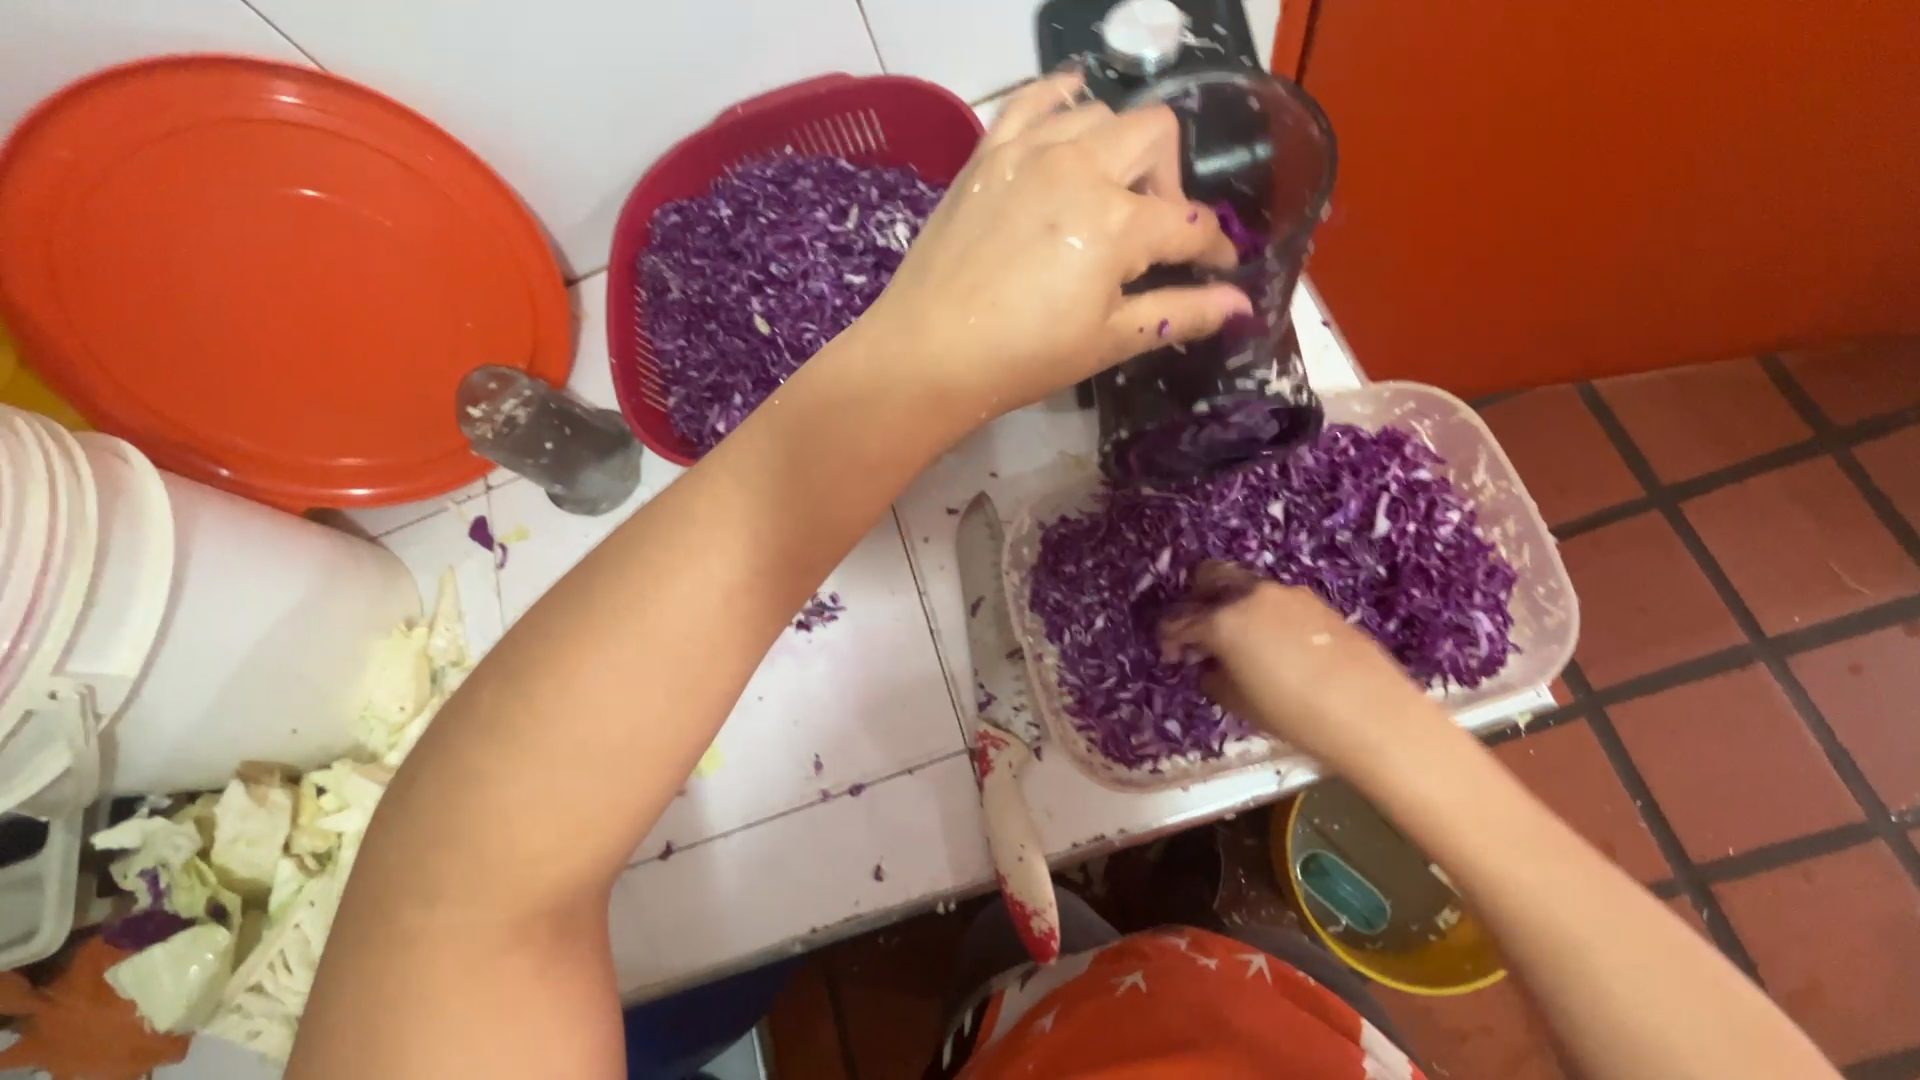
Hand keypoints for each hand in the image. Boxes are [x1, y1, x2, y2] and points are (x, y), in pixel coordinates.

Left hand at [859, 73, 1253, 419]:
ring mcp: (1030, 152)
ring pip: (1101, 113)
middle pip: (1157, 137)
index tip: (1215, 268)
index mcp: (1119, 222)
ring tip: (1107, 193)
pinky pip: (1033, 100)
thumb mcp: (1109, 341)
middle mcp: (1081, 168)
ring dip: (1121, 147)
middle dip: (1171, 181)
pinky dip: (1060, 99)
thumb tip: (1242, 305)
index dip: (1212, 249)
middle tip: (1152, 232)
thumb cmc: (1023, 357)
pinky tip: (1071, 111)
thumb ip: (1180, 314)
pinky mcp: (989, 153)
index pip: (1190, 223)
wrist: (928, 353)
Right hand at [1159, 562, 1441, 769]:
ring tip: (1239, 640)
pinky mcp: (1317, 603)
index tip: (1171, 654)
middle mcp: (1251, 596)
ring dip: (1233, 605)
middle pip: (1210, 577)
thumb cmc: (1294, 714)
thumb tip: (1208, 664)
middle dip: (1197, 599)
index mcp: (1223, 621)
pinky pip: (1276, 601)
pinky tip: (1274, 645)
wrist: (1373, 714)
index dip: (1169, 637)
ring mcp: (1287, 595)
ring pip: (1246, 587)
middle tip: (1199, 630)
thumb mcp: (1239, 703)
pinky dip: (1263, 614)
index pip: (1181, 620)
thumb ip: (1213, 676)